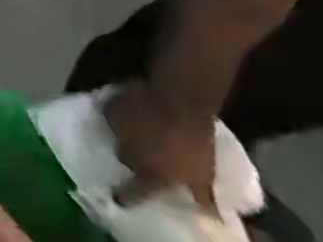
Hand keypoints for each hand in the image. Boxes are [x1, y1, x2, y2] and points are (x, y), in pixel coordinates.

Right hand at [103, 83, 217, 211]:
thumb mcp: (205, 175)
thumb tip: (211, 217)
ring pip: (117, 135)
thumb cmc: (195, 145)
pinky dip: (118, 114)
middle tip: (146, 152)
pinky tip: (129, 110)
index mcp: (149, 174)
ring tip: (139, 129)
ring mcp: (117, 129)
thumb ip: (202, 195)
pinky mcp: (111, 107)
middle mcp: (127, 154)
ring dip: (126, 135)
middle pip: (125, 159)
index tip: (118, 198)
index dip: (125, 196)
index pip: (132, 191)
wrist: (179, 105)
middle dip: (133, 157)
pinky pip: (111, 113)